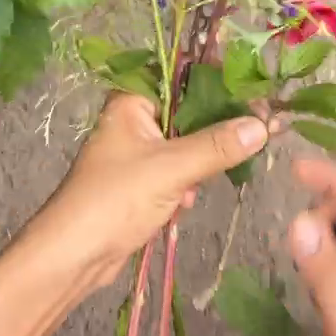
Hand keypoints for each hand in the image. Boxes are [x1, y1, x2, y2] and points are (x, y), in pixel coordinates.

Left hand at [16, 91, 267, 291]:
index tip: (256, 96)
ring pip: (185, 147)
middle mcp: (133, 120)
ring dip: (197, 167)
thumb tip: (263, 124)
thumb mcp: (171, 168)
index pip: (183, 79)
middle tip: (253, 137)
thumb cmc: (115, 199)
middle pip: (188, 114)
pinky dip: (183, 187)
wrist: (73, 256)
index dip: (219, 86)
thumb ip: (217, 145)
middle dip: (212, 135)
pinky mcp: (140, 183)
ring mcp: (135, 153)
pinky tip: (181, 205)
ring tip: (195, 189)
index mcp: (131, 101)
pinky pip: (175, 173)